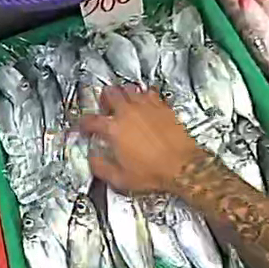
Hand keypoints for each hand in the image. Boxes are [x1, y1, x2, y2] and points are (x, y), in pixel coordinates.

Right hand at [79, 87, 204, 194]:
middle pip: (110, 93)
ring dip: (123, 94)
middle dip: (103, 99)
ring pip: (130, 89)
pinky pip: (150, 93)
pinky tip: (144, 102)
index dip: (84, 124)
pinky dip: (144, 95)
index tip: (85, 127)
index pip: (91, 120)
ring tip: (122, 100)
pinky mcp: (164, 108)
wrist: (184, 168)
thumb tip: (93, 160)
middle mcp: (129, 114)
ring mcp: (147, 108)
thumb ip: (101, 167)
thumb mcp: (120, 178)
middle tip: (104, 106)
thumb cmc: (156, 172)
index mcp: (114, 129)